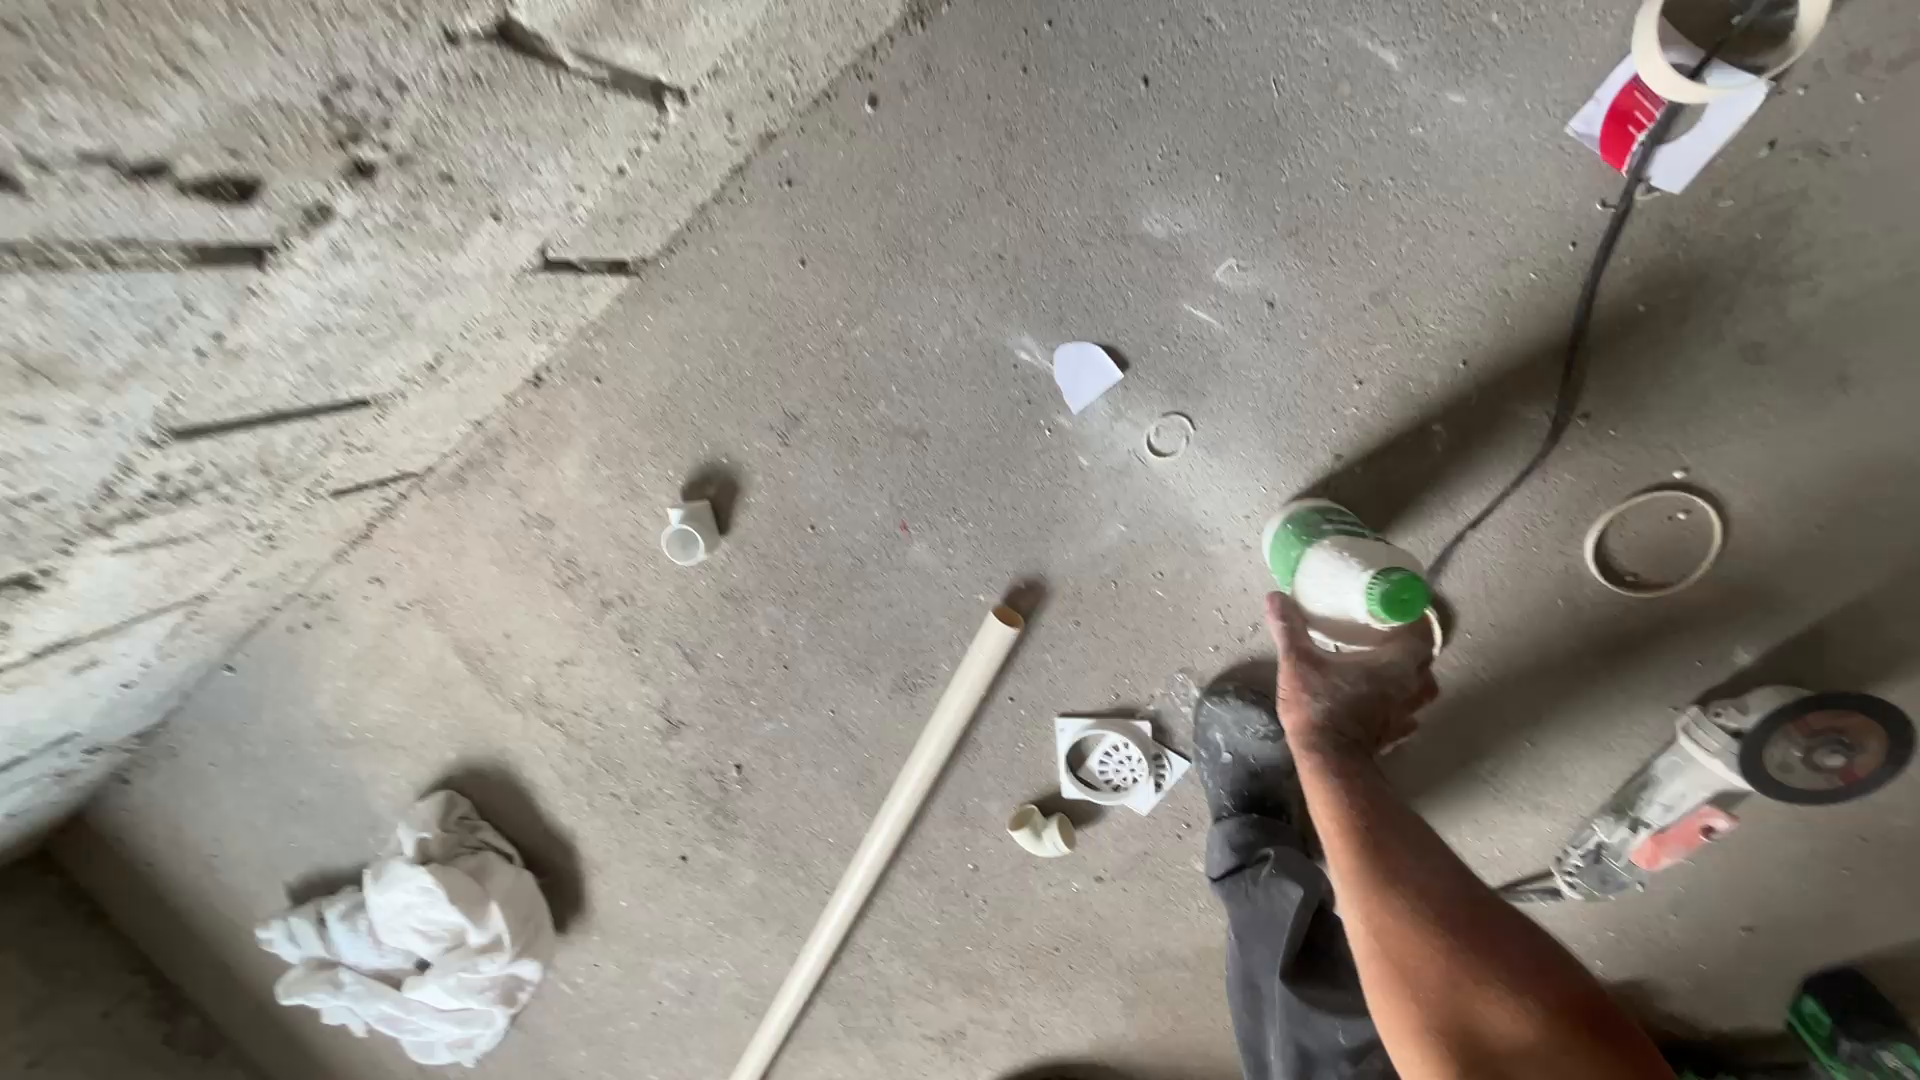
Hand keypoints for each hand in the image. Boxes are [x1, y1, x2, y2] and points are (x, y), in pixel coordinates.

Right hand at [1264, 592, 1437, 762]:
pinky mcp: (1397, 734)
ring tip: (1387, 667)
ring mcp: (1407, 713)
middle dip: (1410, 644)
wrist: (1328, 759)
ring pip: (1422, 687)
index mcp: (1395, 663)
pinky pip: (1408, 712)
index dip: (1411, 616)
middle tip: (1385, 634)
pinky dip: (1399, 703)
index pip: (1421, 632)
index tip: (1393, 607)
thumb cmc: (1318, 706)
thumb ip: (1289, 627)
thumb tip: (1275, 596)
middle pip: (1425, 658)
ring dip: (1410, 675)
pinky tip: (1382, 701)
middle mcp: (1411, 686)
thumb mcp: (1297, 661)